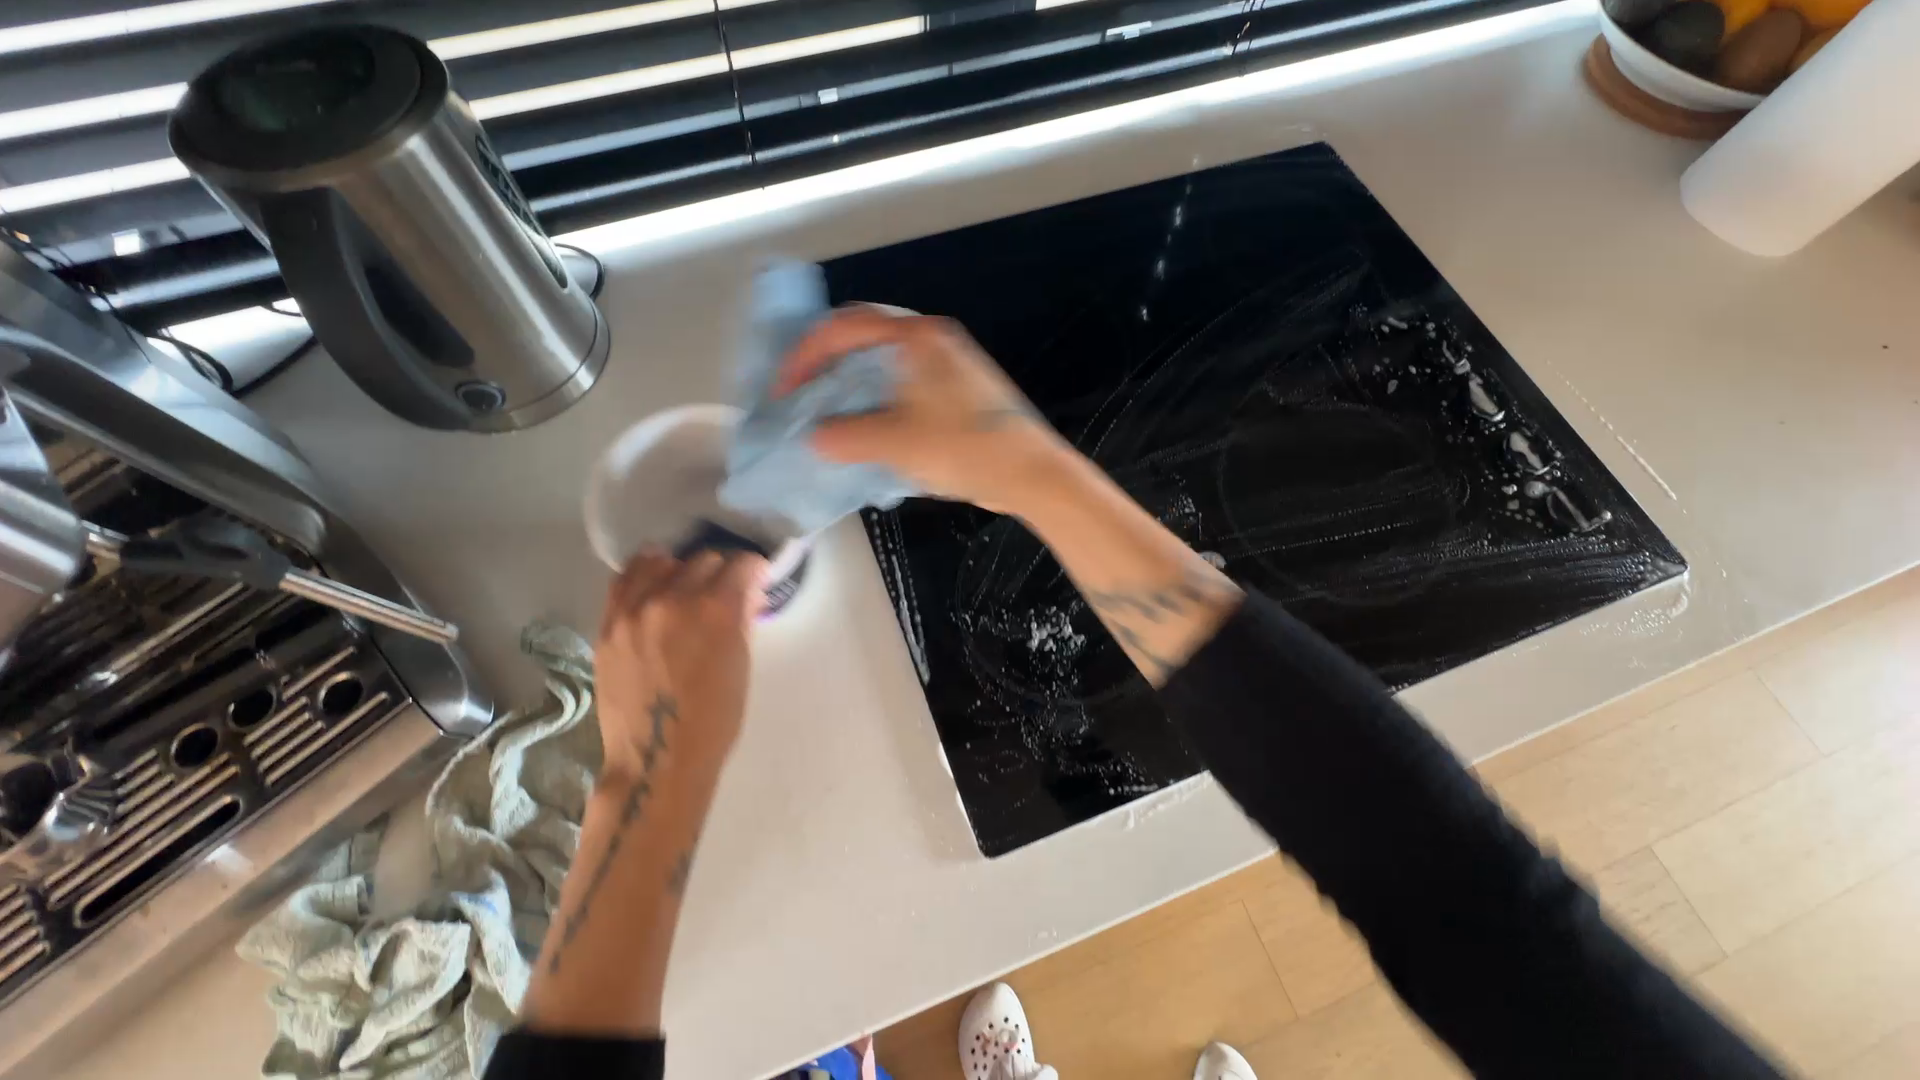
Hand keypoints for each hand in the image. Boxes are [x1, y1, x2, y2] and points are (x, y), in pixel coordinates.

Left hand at [594, 551, 764, 785]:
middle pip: (704, 559)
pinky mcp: (608, 624)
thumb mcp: (741, 666)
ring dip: (681, 570)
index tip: (756, 582)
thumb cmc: (714, 721)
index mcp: (716, 610)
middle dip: (722, 572)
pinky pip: (625, 580)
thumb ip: (742, 620)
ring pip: (662, 561)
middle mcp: (673, 598)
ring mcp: (634, 610)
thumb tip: (746, 593)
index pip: (742, 564)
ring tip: (685, 589)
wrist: (657, 759)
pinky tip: (654, 586)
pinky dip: (645, 576)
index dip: (755, 571)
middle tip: (725, 594)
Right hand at [778, 307, 1075, 516]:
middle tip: (800, 393)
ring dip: (851, 382)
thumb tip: (815, 437)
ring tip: (825, 411)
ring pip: (884, 360)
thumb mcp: (897, 444)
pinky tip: (865, 425)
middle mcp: (932, 339)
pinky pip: (903, 381)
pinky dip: (876, 397)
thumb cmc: (965, 449)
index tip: (785, 390)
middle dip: (826, 362)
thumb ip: (847, 436)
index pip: (844, 327)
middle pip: (863, 336)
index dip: (805, 355)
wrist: (1032, 473)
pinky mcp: (958, 388)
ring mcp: (949, 362)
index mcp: (915, 338)